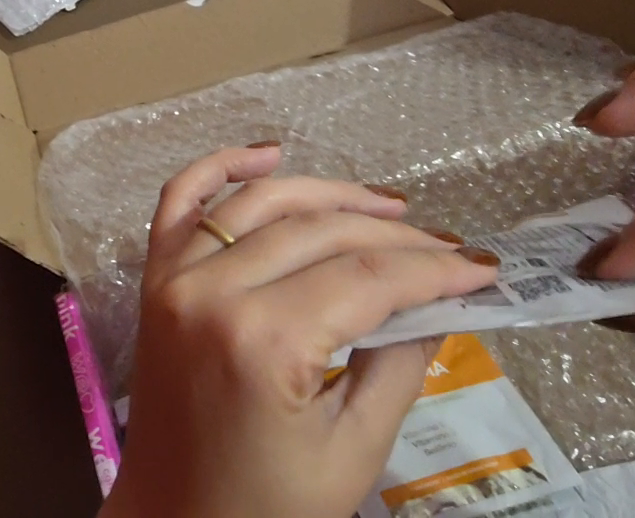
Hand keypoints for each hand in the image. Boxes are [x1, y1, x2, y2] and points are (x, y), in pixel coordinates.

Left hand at [99, 146, 497, 517]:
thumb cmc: (267, 508)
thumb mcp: (353, 452)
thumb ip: (397, 365)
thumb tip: (437, 301)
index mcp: (264, 342)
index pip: (365, 279)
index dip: (431, 271)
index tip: (481, 270)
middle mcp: (212, 290)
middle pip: (317, 233)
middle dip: (392, 235)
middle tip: (444, 246)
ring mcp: (173, 275)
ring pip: (258, 203)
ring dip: (325, 192)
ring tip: (384, 203)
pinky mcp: (153, 274)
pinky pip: (180, 198)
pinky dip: (221, 166)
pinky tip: (270, 153)